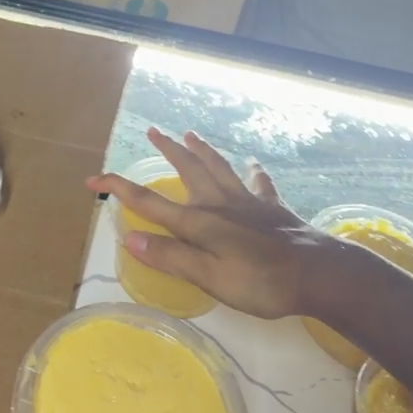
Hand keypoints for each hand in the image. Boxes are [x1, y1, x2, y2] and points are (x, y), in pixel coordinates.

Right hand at [87, 127, 335, 319]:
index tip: (93, 179)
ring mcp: (248, 202)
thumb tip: (129, 237)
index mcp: (200, 222)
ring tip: (191, 134)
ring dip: (202, 150)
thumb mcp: (210, 278)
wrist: (320, 274)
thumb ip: (172, 257)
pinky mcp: (273, 208)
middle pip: (188, 170)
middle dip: (168, 150)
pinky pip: (259, 184)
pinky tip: (253, 165)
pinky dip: (254, 172)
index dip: (120, 188)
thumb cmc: (262, 282)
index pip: (150, 202)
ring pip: (219, 168)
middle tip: (153, 131)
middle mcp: (220, 204)